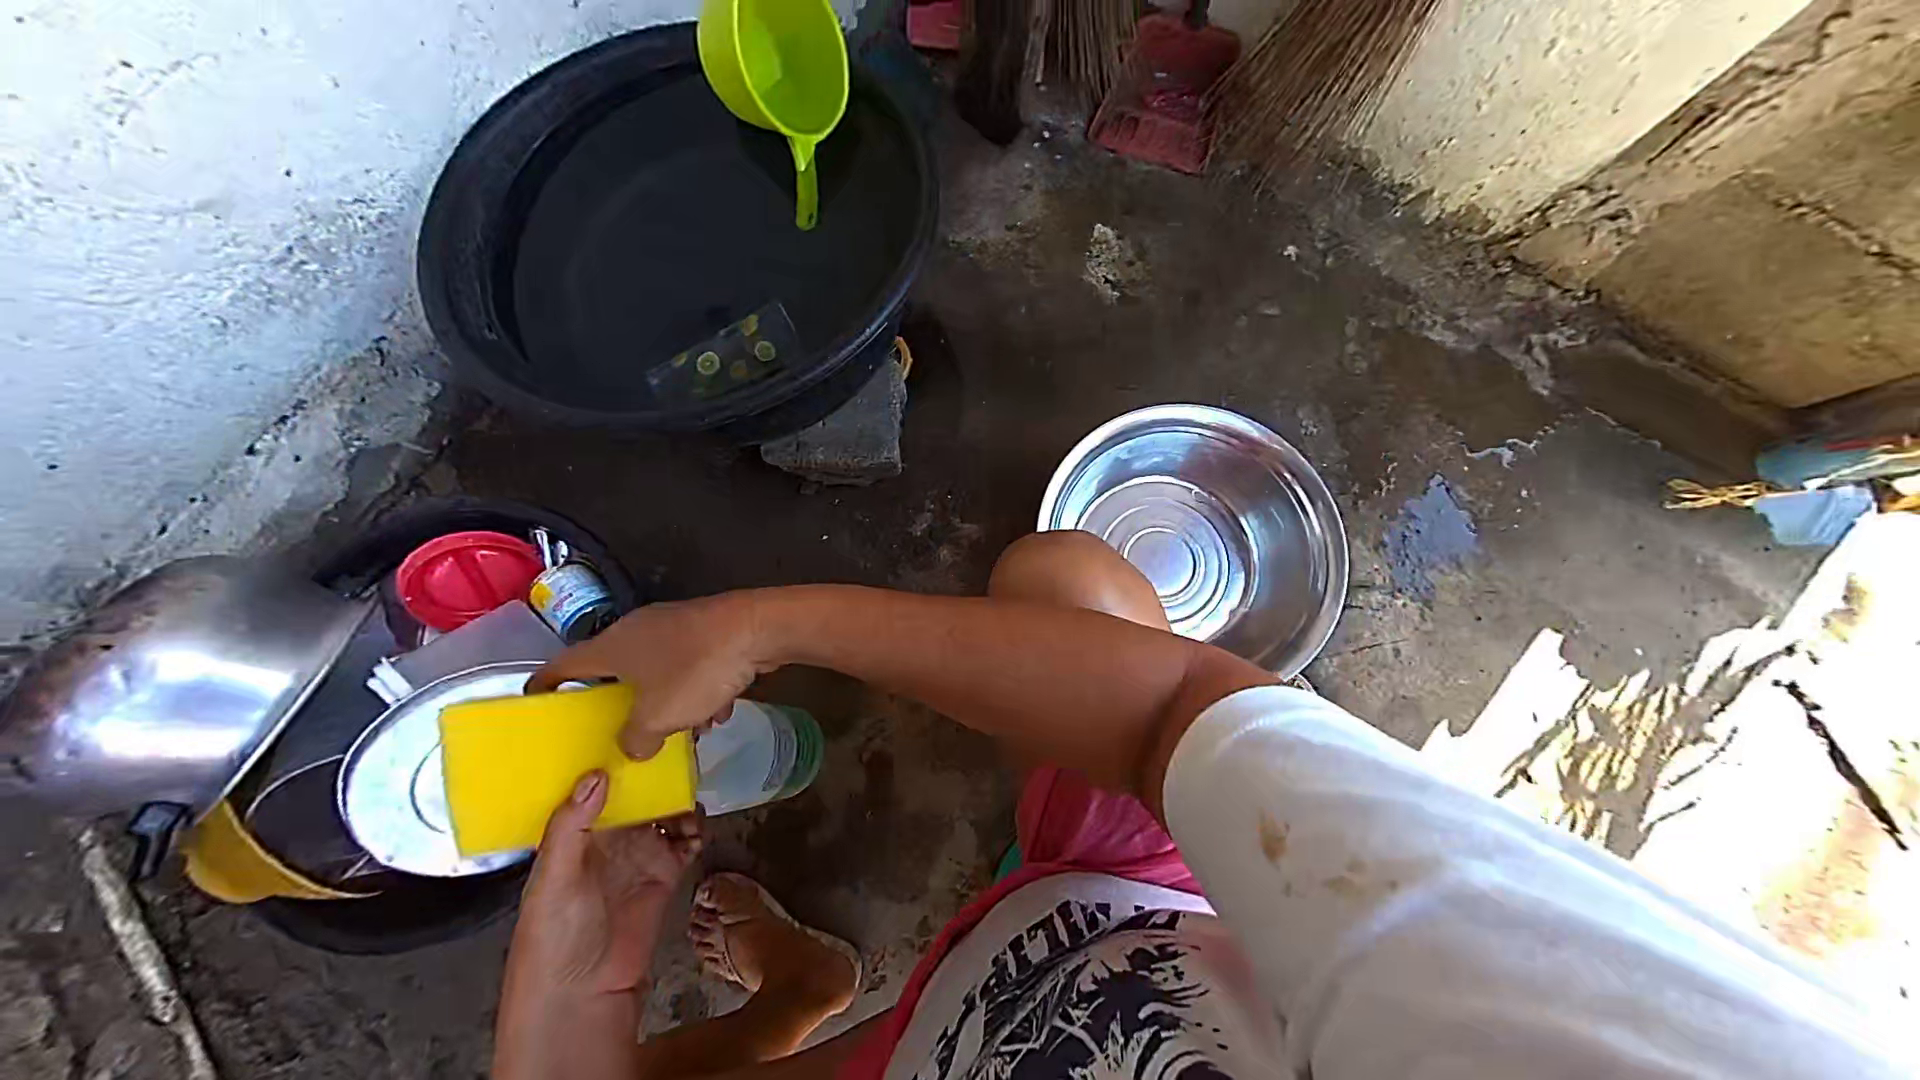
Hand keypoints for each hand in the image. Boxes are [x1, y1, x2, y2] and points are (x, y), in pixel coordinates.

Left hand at [504, 771, 702, 997]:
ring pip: (669, 811)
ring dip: (682, 800)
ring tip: (691, 793)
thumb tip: (597, 774)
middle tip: (682, 753)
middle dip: (661, 774)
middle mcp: (614, 836)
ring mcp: (643, 853)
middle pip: (643, 793)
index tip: (641, 733)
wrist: (584, 993)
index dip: (621, 760)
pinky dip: (697, 829)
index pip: (603, 785)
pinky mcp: (667, 871)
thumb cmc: (554, 936)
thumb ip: (571, 826)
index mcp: (581, 832)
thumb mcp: (553, 878)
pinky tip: (696, 829)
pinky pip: (688, 840)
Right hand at [528, 592, 769, 758]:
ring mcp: (676, 627)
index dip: (546, 686)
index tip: (537, 703)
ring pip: (661, 673)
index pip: (563, 665)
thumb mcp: (657, 717)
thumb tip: (634, 747)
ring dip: (672, 703)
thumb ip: (636, 739)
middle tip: (624, 732)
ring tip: (687, 733)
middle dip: (624, 705)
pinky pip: (693, 666)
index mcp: (611, 646)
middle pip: (616, 672)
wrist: (758, 628)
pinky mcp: (709, 630)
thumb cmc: (696, 670)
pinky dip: (701, 690)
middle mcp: (638, 630)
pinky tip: (721, 712)